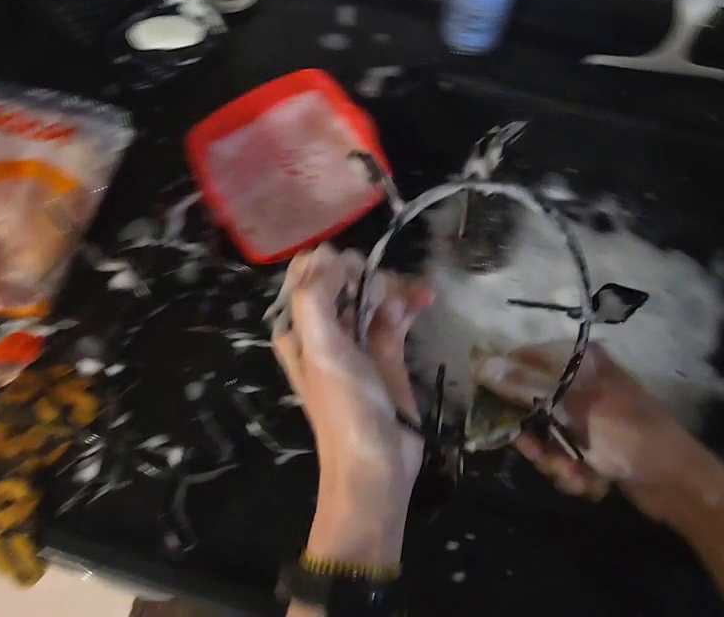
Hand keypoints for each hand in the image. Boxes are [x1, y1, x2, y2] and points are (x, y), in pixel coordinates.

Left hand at [271, 245, 433, 566]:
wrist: (377, 466)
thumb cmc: (343, 406)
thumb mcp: (320, 348)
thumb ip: (316, 296)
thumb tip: (335, 257)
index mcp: (297, 326)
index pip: (307, 271)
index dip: (331, 263)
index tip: (353, 275)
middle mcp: (324, 327)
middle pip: (345, 276)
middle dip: (368, 276)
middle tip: (384, 297)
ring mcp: (357, 338)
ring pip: (374, 291)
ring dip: (394, 288)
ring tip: (411, 303)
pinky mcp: (386, 350)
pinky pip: (397, 311)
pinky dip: (411, 301)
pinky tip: (426, 299)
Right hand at [477, 342, 702, 510]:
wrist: (678, 483)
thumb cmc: (626, 433)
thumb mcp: (572, 408)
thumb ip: (524, 386)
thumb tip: (481, 364)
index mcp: (578, 361)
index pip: (524, 360)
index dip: (502, 384)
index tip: (487, 409)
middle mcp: (580, 382)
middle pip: (531, 404)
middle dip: (535, 437)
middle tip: (540, 453)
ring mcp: (587, 415)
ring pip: (546, 436)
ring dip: (555, 459)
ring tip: (575, 473)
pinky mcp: (594, 445)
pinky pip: (565, 455)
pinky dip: (572, 471)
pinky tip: (590, 482)